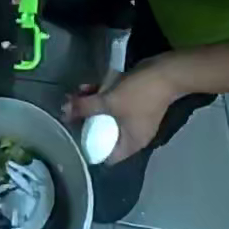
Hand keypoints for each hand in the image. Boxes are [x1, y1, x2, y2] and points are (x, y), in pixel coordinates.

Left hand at [63, 62, 179, 163]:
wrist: (165, 72)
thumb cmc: (139, 94)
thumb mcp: (108, 101)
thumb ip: (85, 107)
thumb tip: (63, 111)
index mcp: (130, 143)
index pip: (106, 156)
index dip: (88, 148)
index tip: (72, 136)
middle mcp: (132, 134)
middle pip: (103, 133)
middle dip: (85, 121)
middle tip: (68, 111)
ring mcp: (133, 117)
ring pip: (106, 115)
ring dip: (90, 105)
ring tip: (73, 96)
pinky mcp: (133, 101)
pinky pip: (112, 103)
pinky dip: (100, 97)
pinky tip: (86, 87)